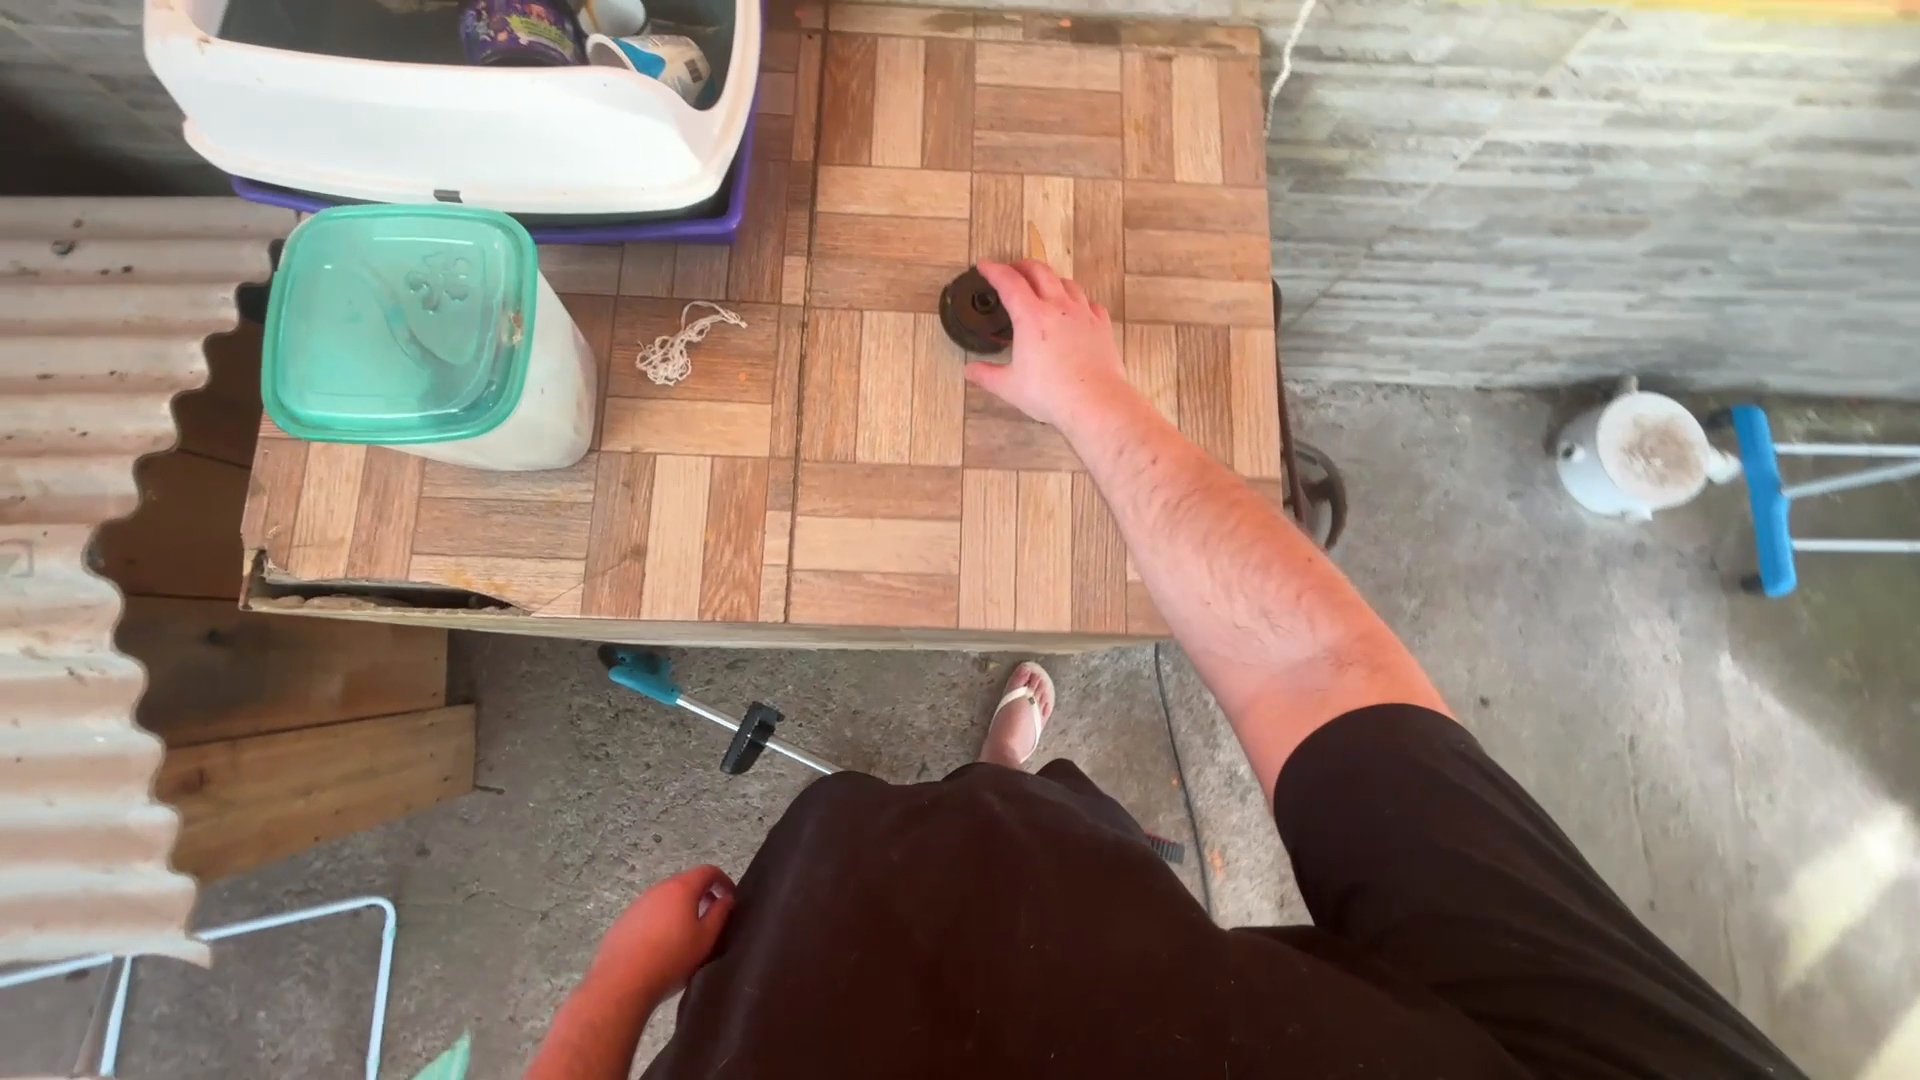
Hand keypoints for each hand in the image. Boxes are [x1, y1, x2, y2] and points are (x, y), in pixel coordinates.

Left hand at [589, 864, 735, 1003]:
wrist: (620, 984)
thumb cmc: (670, 959)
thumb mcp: (705, 939)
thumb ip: (719, 914)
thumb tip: (726, 898)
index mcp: (682, 888)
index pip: (708, 871)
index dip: (723, 881)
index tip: (729, 898)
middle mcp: (659, 889)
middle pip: (685, 882)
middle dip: (701, 895)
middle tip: (710, 916)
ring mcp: (638, 904)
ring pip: (665, 898)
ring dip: (680, 908)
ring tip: (684, 934)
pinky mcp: (623, 922)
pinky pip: (649, 913)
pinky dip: (660, 921)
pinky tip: (659, 946)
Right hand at [964, 260, 1134, 431]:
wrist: (1094, 401)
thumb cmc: (1050, 393)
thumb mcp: (1010, 387)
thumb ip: (987, 375)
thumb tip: (969, 371)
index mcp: (1031, 317)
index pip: (1009, 282)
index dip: (994, 270)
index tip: (984, 266)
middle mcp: (1058, 307)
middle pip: (1040, 272)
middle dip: (1023, 266)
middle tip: (1012, 269)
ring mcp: (1083, 314)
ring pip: (1067, 283)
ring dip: (1051, 278)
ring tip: (1043, 285)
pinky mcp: (1101, 326)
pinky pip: (1089, 303)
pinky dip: (1078, 300)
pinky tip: (1075, 308)